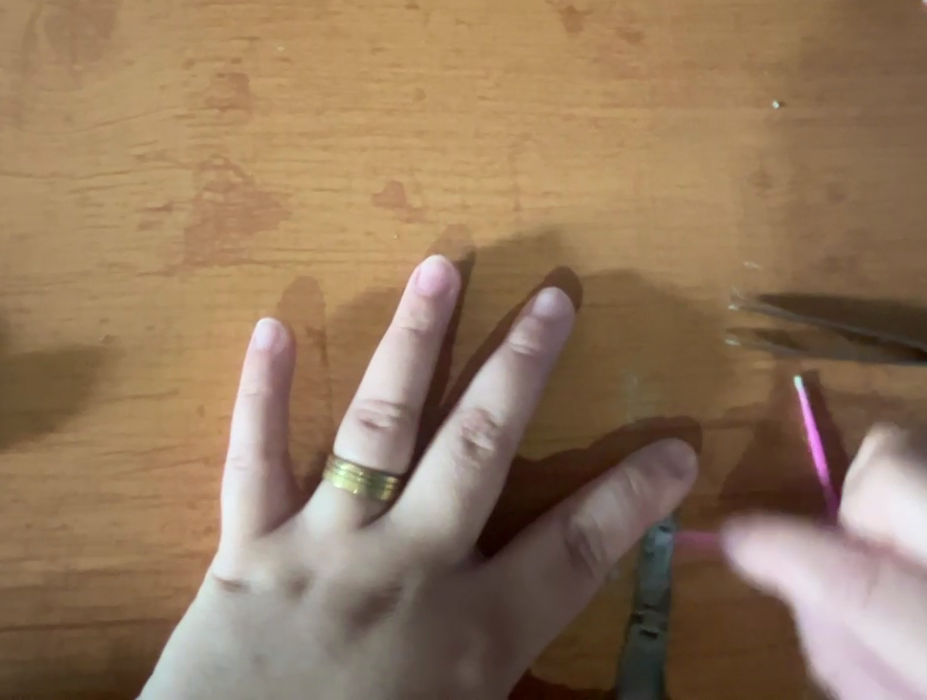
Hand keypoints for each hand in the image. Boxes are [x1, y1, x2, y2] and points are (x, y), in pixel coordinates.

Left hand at [141, 256, 699, 699]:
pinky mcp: (249, 548)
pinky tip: (272, 326)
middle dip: (521, 368)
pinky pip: (253, 460)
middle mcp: (408, 569)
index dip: (632, 497)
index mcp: (472, 635)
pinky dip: (261, 394)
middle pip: (479, 447)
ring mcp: (326, 548)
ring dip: (412, 341)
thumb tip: (597, 692)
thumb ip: (523, 691)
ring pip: (379, 426)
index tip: (677, 445)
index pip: (574, 550)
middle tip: (555, 299)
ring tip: (437, 268)